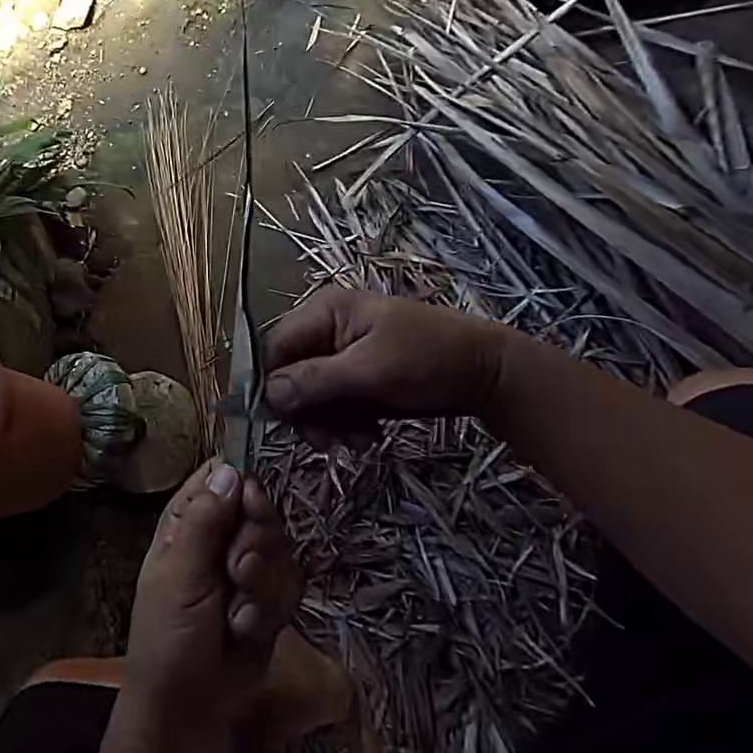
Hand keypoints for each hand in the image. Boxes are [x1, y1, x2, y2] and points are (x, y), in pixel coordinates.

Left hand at [122, 458, 300, 730]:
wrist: (190, 709)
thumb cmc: (168, 639)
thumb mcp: (179, 577)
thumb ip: (204, 523)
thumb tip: (230, 470)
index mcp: (189, 519)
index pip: (223, 474)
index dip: (242, 482)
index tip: (250, 503)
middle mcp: (221, 534)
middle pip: (261, 506)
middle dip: (257, 541)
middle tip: (239, 570)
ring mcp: (249, 564)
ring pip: (280, 546)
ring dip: (262, 585)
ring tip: (236, 613)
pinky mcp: (271, 595)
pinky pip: (291, 583)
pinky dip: (270, 610)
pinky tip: (246, 629)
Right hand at [263, 287, 511, 447]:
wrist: (485, 372)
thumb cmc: (427, 358)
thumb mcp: (369, 369)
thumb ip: (315, 380)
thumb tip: (267, 394)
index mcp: (325, 312)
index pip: (276, 346)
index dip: (271, 384)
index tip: (280, 421)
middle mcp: (327, 330)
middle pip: (290, 375)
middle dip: (307, 411)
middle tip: (326, 440)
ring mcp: (343, 355)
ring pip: (311, 396)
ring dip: (329, 423)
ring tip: (359, 440)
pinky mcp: (358, 378)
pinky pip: (334, 404)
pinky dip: (346, 424)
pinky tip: (368, 436)